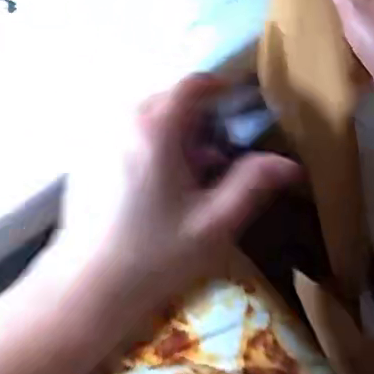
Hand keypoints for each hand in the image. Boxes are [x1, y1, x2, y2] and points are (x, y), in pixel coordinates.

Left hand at [36, 74, 301, 342]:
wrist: (83, 288)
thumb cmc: (153, 256)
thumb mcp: (212, 224)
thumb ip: (251, 185)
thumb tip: (289, 164)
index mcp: (155, 127)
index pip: (192, 84)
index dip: (220, 88)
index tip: (239, 108)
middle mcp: (123, 119)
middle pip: (169, 99)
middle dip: (197, 119)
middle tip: (216, 157)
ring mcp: (99, 134)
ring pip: (147, 115)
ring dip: (172, 132)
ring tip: (186, 177)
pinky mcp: (85, 152)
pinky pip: (125, 130)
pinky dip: (146, 142)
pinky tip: (154, 186)